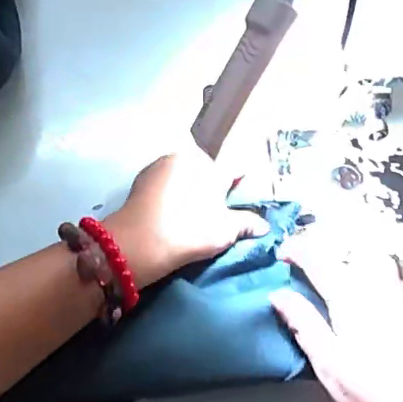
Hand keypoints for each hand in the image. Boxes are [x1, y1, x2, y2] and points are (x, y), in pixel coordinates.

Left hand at [103, 152, 269, 288]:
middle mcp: (183, 157)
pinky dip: (167, 196)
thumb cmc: (189, 232)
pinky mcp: (140, 182)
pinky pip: (162, 185)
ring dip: (186, 190)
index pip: (230, 171)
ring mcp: (158, 167)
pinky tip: (168, 215)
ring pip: (181, 176)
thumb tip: (264, 225)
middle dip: (208, 186)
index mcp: (207, 165)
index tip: (238, 193)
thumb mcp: (224, 231)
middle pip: (204, 171)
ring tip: (188, 215)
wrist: (138, 244)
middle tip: (211, 212)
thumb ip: (246, 223)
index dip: (236, 183)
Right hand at [273, 231, 402, 401]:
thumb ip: (304, 324)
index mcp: (353, 300)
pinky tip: (373, 292)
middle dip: (327, 250)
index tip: (283, 254)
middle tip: (309, 263)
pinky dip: (378, 271)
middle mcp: (381, 289)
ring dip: (355, 257)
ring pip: (379, 258)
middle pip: (352, 250)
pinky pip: (398, 274)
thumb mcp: (330, 368)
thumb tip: (279, 295)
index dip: (297, 249)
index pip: (319, 259)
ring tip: (339, 274)